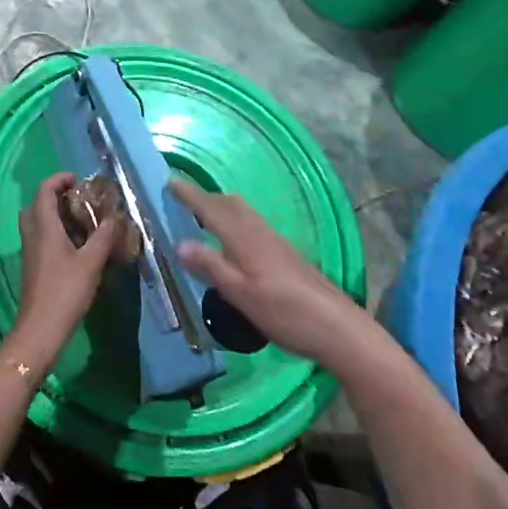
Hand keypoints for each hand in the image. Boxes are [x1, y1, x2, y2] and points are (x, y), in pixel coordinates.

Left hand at [8, 172, 120, 359]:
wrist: (41, 329)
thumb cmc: (65, 291)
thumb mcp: (91, 262)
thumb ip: (104, 236)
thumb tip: (116, 217)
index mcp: (44, 227)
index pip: (44, 190)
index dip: (59, 179)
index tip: (79, 180)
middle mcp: (32, 235)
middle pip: (36, 204)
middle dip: (55, 196)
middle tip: (80, 200)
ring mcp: (30, 251)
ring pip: (37, 223)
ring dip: (55, 215)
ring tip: (82, 221)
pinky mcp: (33, 266)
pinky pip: (41, 238)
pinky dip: (55, 232)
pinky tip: (77, 245)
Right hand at [170, 180, 388, 374]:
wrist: (336, 326)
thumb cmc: (285, 313)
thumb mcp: (241, 294)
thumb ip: (211, 267)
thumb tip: (179, 243)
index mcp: (246, 241)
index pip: (213, 210)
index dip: (191, 196)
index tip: (171, 182)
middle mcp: (262, 234)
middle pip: (231, 205)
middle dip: (207, 197)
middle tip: (184, 200)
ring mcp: (278, 243)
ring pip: (245, 213)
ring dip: (222, 207)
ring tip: (204, 216)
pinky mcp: (288, 255)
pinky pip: (254, 224)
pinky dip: (236, 220)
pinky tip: (235, 241)